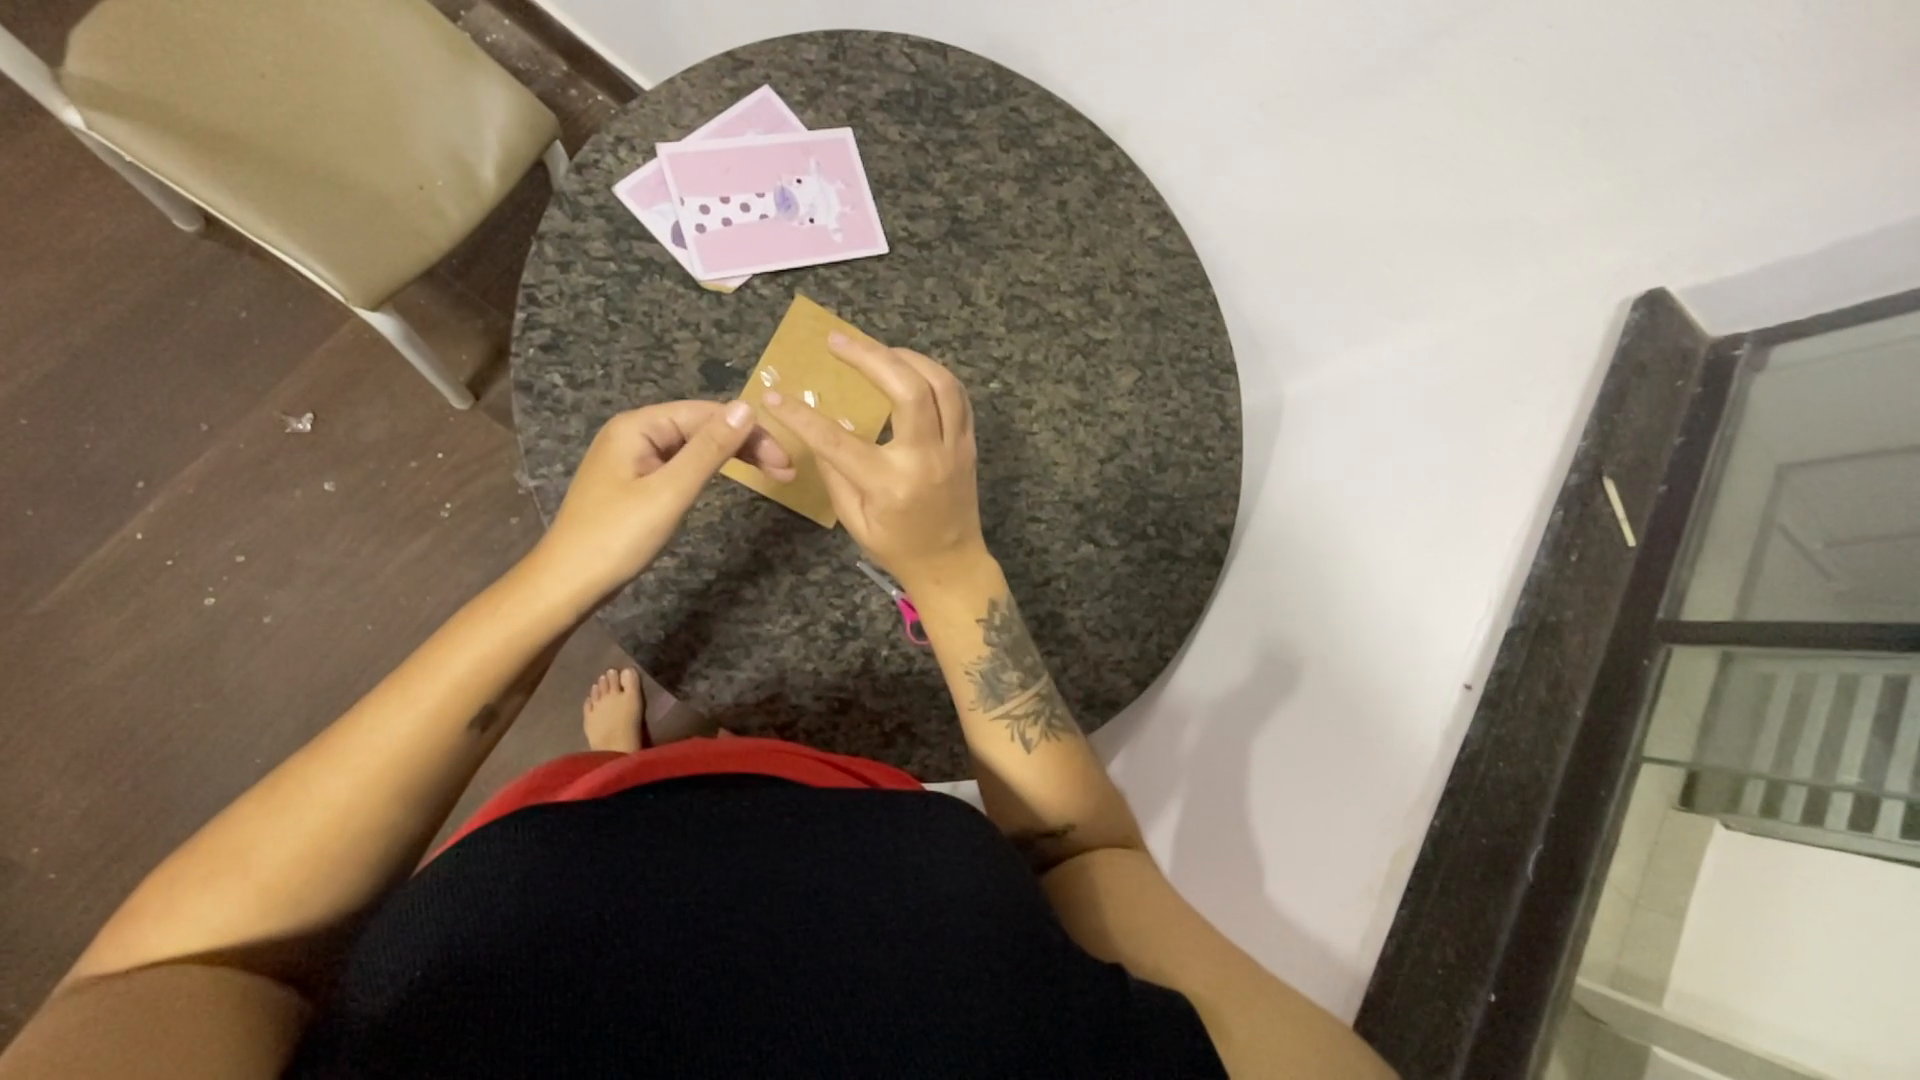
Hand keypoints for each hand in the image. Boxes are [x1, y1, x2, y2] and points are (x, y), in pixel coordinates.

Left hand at [531, 400, 794, 601]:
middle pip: (701, 426)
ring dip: (732, 456)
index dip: (751, 433)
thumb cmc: (617, 537)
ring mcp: (632, 458)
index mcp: (639, 426)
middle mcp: (634, 433)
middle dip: (746, 443)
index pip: (707, 414)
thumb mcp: (671, 491)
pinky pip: (680, 464)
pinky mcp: (634, 483)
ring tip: (770, 474)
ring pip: (693, 446)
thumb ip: (710, 449)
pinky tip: (728, 477)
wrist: (568, 583)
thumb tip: (747, 407)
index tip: (786, 461)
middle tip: (785, 471)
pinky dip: (710, 470)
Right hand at [765, 333, 988, 590]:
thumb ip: (836, 474)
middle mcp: (925, 459)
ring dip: (907, 358)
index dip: (801, 415)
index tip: (775, 396)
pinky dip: (934, 374)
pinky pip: (958, 396)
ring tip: (877, 350)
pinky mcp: (969, 444)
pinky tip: (909, 368)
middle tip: (838, 341)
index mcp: (889, 483)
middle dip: (870, 357)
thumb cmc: (897, 547)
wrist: (952, 565)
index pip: (836, 439)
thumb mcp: (855, 521)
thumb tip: (818, 431)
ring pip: (941, 384)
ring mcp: (953, 448)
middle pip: (907, 390)